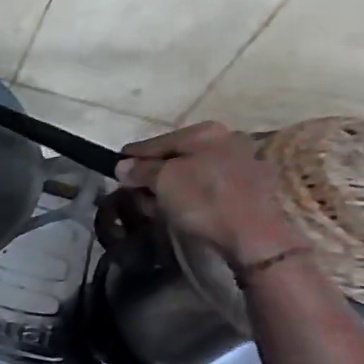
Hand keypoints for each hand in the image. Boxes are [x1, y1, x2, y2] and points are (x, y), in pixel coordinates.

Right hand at [115, 122, 304, 264]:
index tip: (114, 167)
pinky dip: (185, 193)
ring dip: (166, 185)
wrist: (250, 230)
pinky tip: (176, 207)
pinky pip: (202, 184)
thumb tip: (122, 165)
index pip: (155, 142)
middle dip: (150, 172)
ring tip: (150, 203)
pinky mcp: (243, 184)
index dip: (132, 156)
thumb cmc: (203, 200)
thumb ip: (140, 170)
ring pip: (188, 170)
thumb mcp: (163, 181)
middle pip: (173, 156)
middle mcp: (224, 139)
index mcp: (203, 133)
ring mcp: (236, 161)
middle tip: (130, 190)